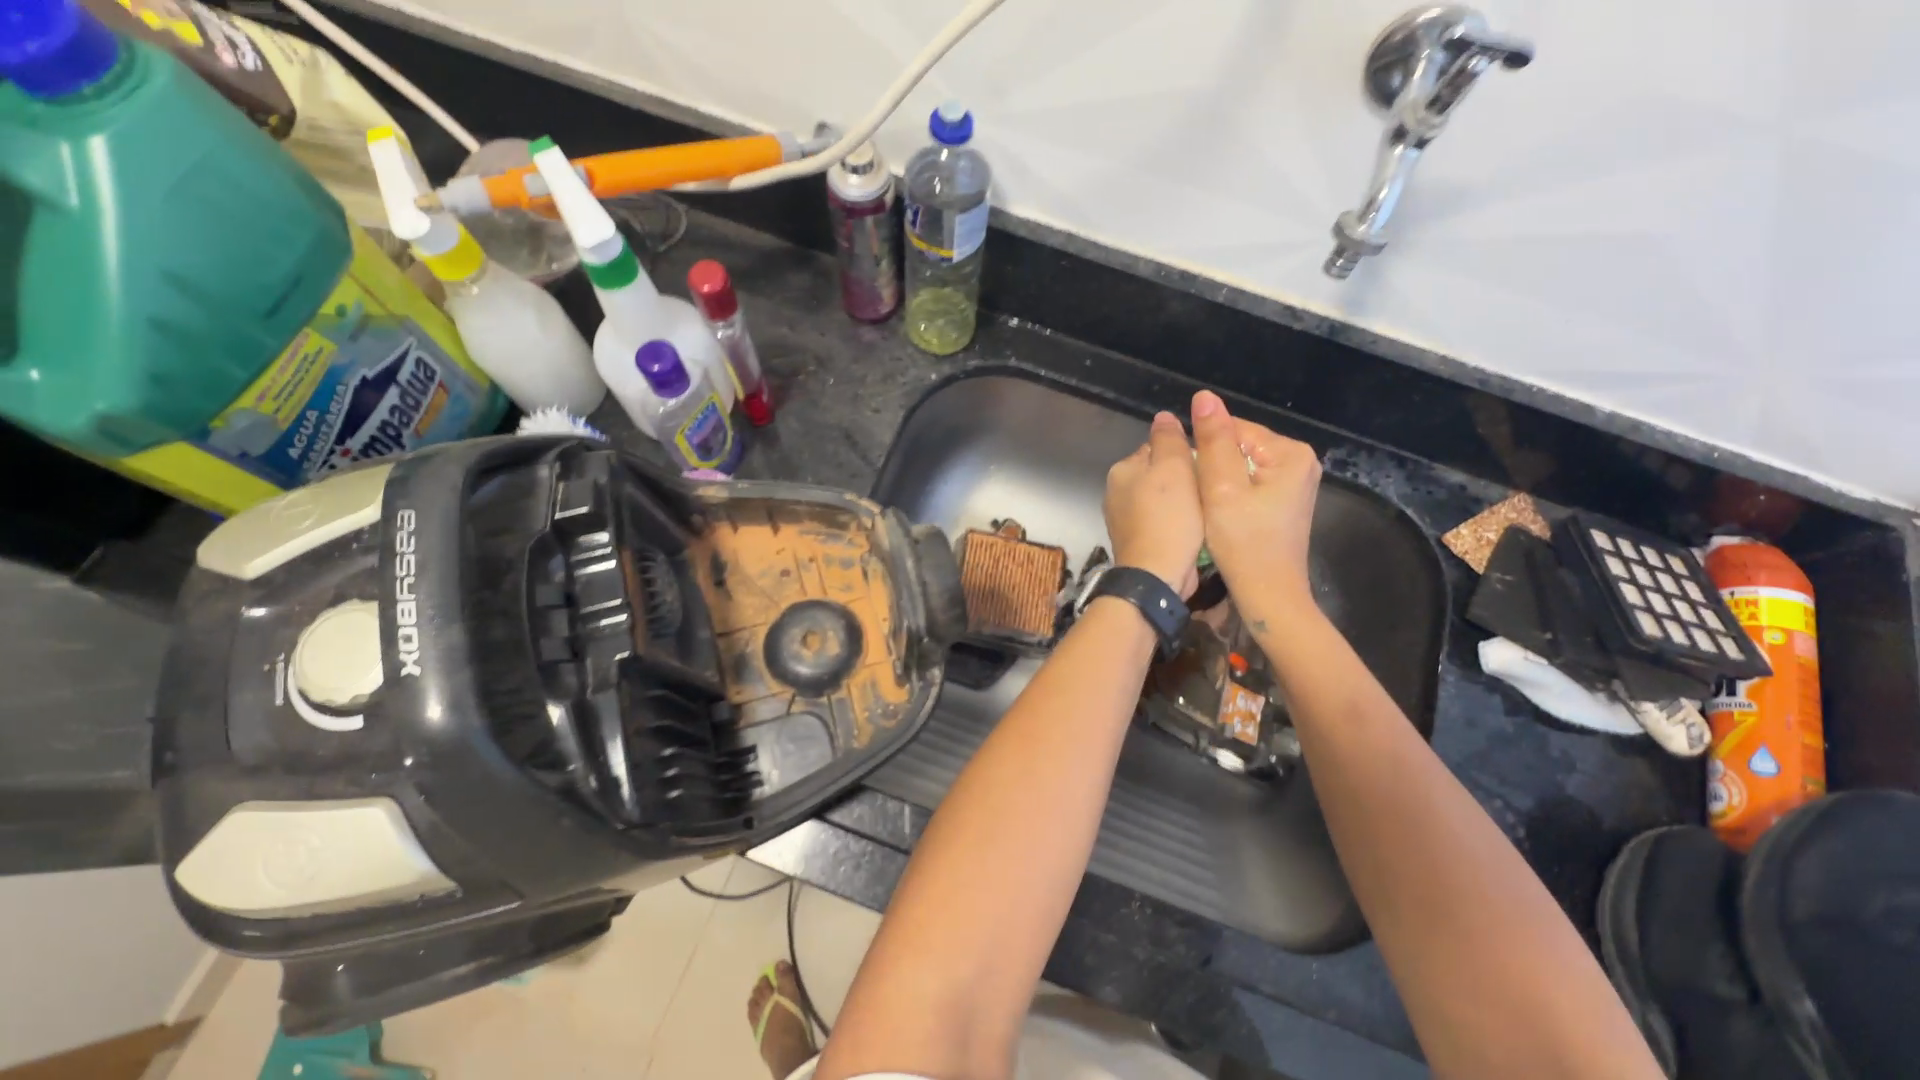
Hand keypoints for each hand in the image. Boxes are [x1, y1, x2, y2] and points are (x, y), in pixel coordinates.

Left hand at [1104, 411, 1203, 597]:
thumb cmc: (1168, 517)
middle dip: (1182, 480)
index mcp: (1122, 470)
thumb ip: (1170, 439)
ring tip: (1203, 511)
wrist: (1156, 573)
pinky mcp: (1136, 542)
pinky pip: (1161, 523)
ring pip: (1161, 500)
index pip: (1155, 448)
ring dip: (1181, 504)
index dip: (1183, 453)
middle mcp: (1116, 493)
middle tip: (1207, 489)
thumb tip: (1164, 416)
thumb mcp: (1174, 467)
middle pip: (1158, 475)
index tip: (1203, 466)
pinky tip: (1192, 531)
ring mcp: (1123, 520)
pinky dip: (1176, 525)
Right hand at [1190, 390, 1321, 617]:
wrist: (1268, 594)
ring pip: (1242, 467)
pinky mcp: (1287, 503)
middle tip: (1196, 495)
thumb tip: (1204, 397)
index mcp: (1290, 452)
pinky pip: (1250, 484)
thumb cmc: (1243, 542)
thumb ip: (1213, 441)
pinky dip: (1231, 494)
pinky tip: (1221, 513)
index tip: (1188, 477)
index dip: (1204, 449)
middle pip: (1240, 447)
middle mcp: (1301, 462)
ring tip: (1206, 504)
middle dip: (1213, 466)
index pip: (1235, 429)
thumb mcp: (1221, 488)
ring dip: (1219, 481)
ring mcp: (1297, 483)